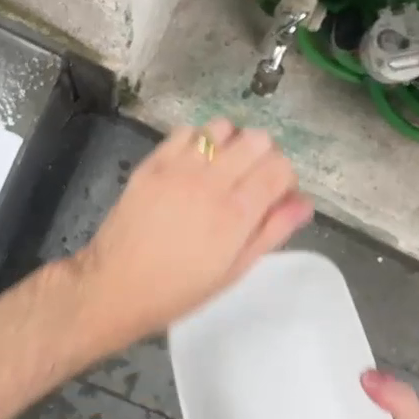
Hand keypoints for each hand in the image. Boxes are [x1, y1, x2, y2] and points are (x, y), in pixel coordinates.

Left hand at [74, 118, 313, 343]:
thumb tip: (304, 202)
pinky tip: (193, 164)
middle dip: (263, 157)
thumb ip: (271, 231)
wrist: (114, 286)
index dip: (285, 180)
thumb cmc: (179, 290)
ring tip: (221, 169)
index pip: (280, 168)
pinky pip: (186, 132)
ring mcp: (179, 168)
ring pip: (223, 128)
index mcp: (237, 213)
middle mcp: (211, 182)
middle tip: (249, 183)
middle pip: (258, 140)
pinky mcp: (152, 163)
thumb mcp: (234, 270)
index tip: (274, 197)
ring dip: (231, 143)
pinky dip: (198, 141)